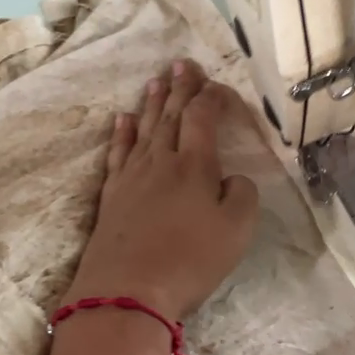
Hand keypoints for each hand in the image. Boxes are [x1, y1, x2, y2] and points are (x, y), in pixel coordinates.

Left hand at [65, 60, 259, 319]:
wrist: (128, 290)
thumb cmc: (190, 260)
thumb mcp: (237, 230)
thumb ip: (243, 195)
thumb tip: (233, 178)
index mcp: (195, 165)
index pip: (202, 118)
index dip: (212, 98)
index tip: (220, 86)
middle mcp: (160, 162)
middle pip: (170, 116)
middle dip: (179, 89)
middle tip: (182, 64)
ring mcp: (131, 178)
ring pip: (143, 130)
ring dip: (151, 103)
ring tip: (155, 80)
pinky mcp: (111, 197)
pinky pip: (117, 154)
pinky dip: (121, 134)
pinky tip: (121, 120)